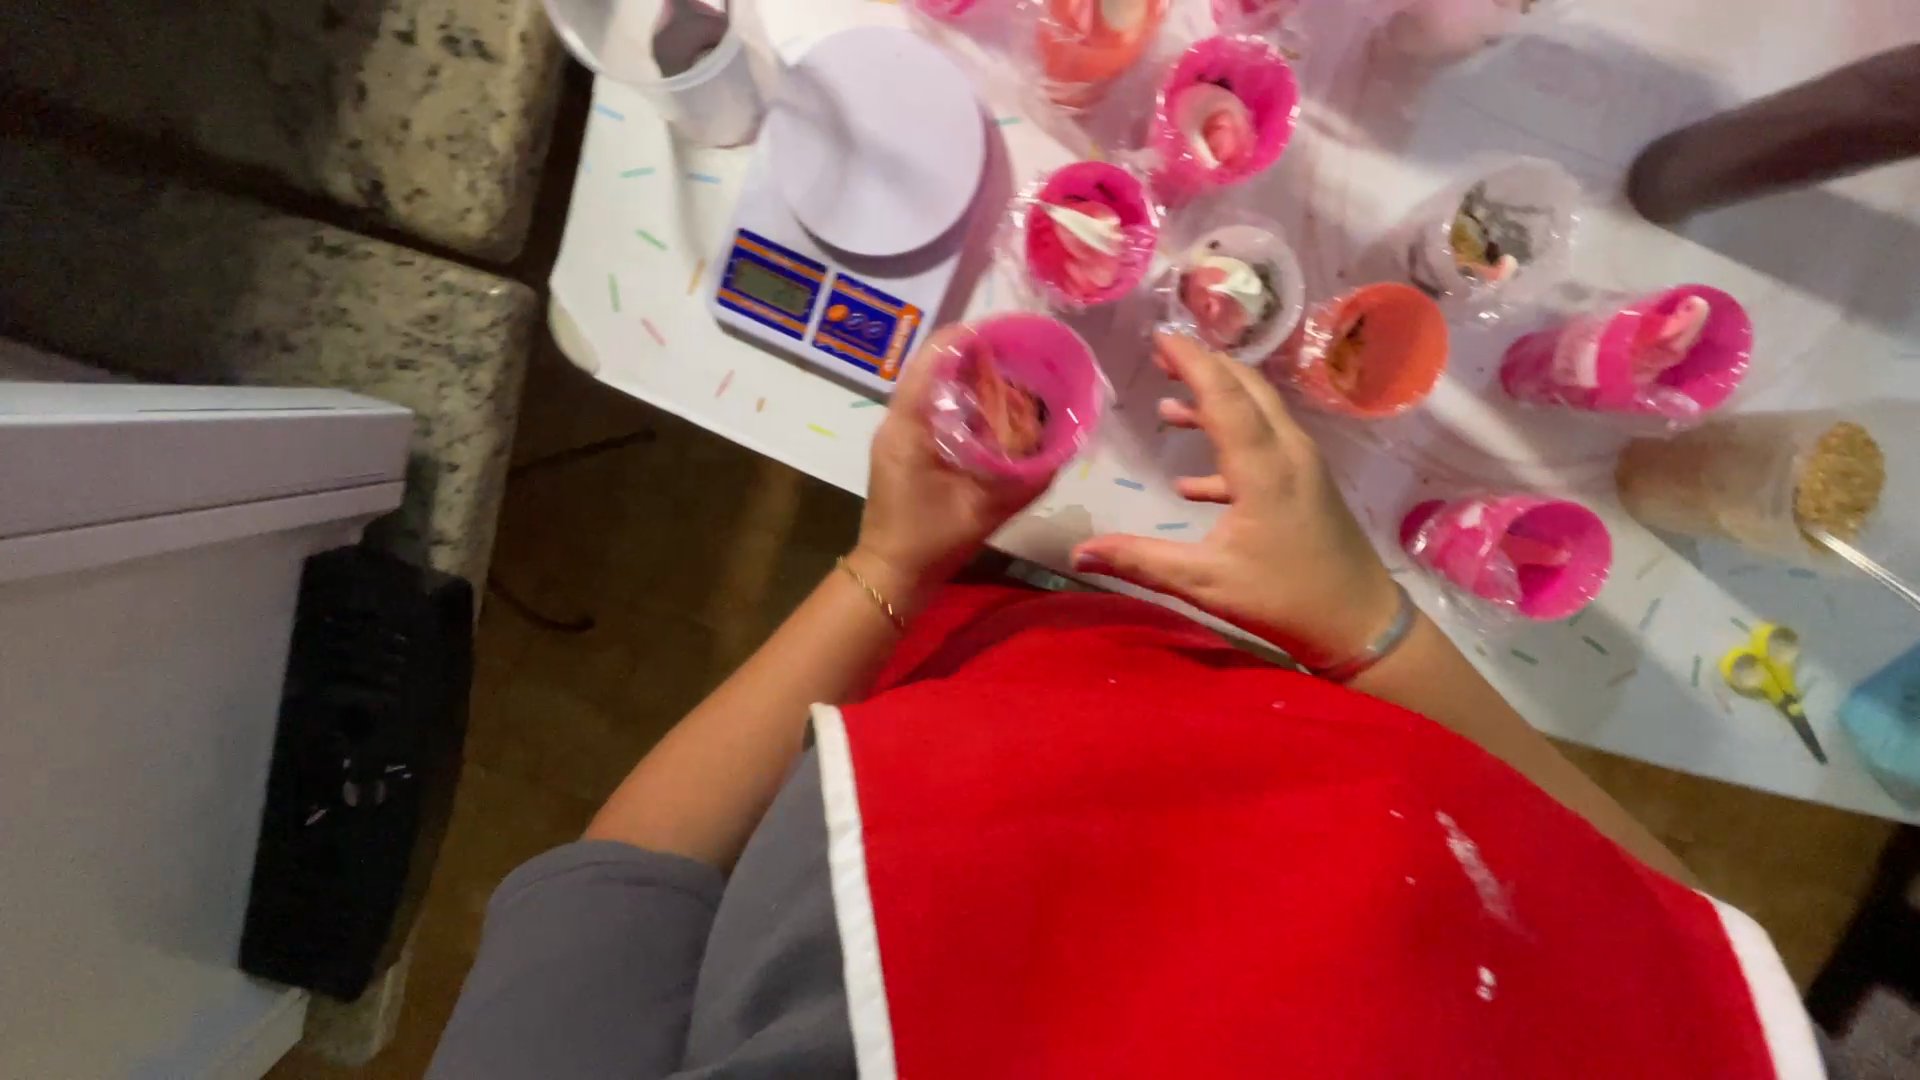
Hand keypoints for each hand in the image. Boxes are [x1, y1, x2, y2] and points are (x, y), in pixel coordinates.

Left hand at [853, 326, 1051, 610]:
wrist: (890, 574)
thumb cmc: (930, 541)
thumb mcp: (984, 509)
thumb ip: (1025, 477)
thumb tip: (1064, 446)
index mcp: (908, 425)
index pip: (935, 356)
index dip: (972, 336)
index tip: (1011, 333)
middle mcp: (897, 420)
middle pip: (936, 366)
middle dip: (979, 357)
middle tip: (1023, 359)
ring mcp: (897, 433)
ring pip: (934, 387)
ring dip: (970, 379)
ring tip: (1013, 382)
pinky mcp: (903, 448)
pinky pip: (933, 410)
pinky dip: (962, 404)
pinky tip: (992, 417)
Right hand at [1070, 330, 1397, 666]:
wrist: (1360, 623)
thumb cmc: (1284, 598)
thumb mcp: (1205, 581)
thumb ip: (1139, 561)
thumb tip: (1077, 553)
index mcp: (1263, 467)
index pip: (1224, 396)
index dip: (1191, 362)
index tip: (1160, 336)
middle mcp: (1288, 452)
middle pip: (1246, 389)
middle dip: (1203, 368)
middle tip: (1161, 356)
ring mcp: (1302, 466)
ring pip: (1257, 413)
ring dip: (1215, 402)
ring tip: (1168, 406)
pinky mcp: (1305, 485)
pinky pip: (1262, 446)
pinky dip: (1226, 447)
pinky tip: (1189, 481)